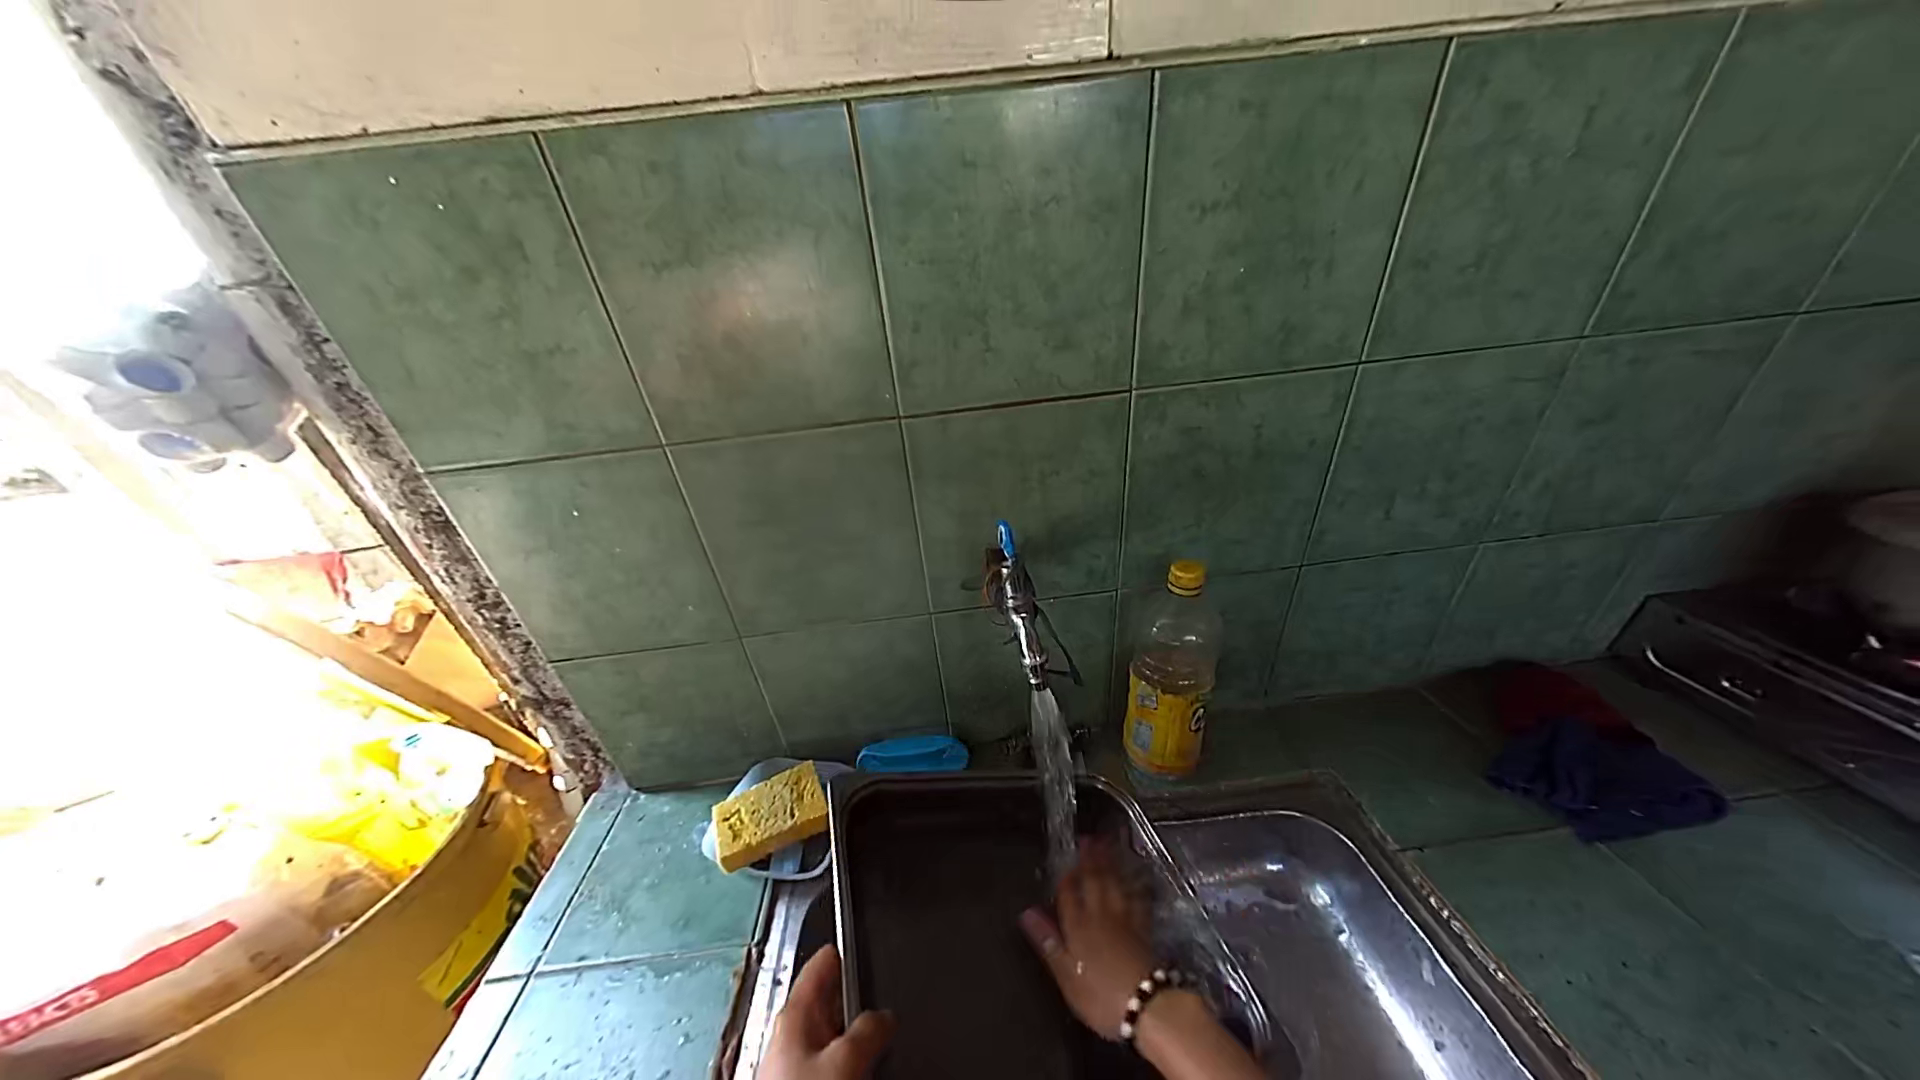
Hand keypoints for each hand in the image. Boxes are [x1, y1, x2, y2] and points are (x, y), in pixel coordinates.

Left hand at [761, 945, 894, 1079]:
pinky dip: (847, 1057)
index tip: (862, 941)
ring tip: (876, 1036)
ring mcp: (795, 1062)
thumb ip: (869, 1029)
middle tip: (879, 999)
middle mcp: (792, 1033)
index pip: (822, 962)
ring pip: (832, 1032)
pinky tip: (861, 1065)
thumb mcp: (845, 1058)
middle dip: (853, 996)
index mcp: (795, 1012)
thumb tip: (885, 1016)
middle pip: (829, 998)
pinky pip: (831, 1060)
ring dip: (852, 1031)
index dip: (845, 950)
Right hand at [1018, 840, 1155, 1039]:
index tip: (1066, 859)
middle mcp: (1101, 917)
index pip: (1069, 893)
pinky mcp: (1144, 931)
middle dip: (1090, 859)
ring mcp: (1125, 922)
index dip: (1066, 876)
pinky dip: (1134, 885)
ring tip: (1109, 847)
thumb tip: (1027, 914)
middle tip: (1090, 839)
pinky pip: (1137, 899)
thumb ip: (1048, 942)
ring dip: (1112, 864)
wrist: (1147, 1007)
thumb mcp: (1066, 974)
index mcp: (1079, 926)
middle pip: (1094, 882)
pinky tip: (1135, 879)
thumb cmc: (1101, 995)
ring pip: (1116, 885)